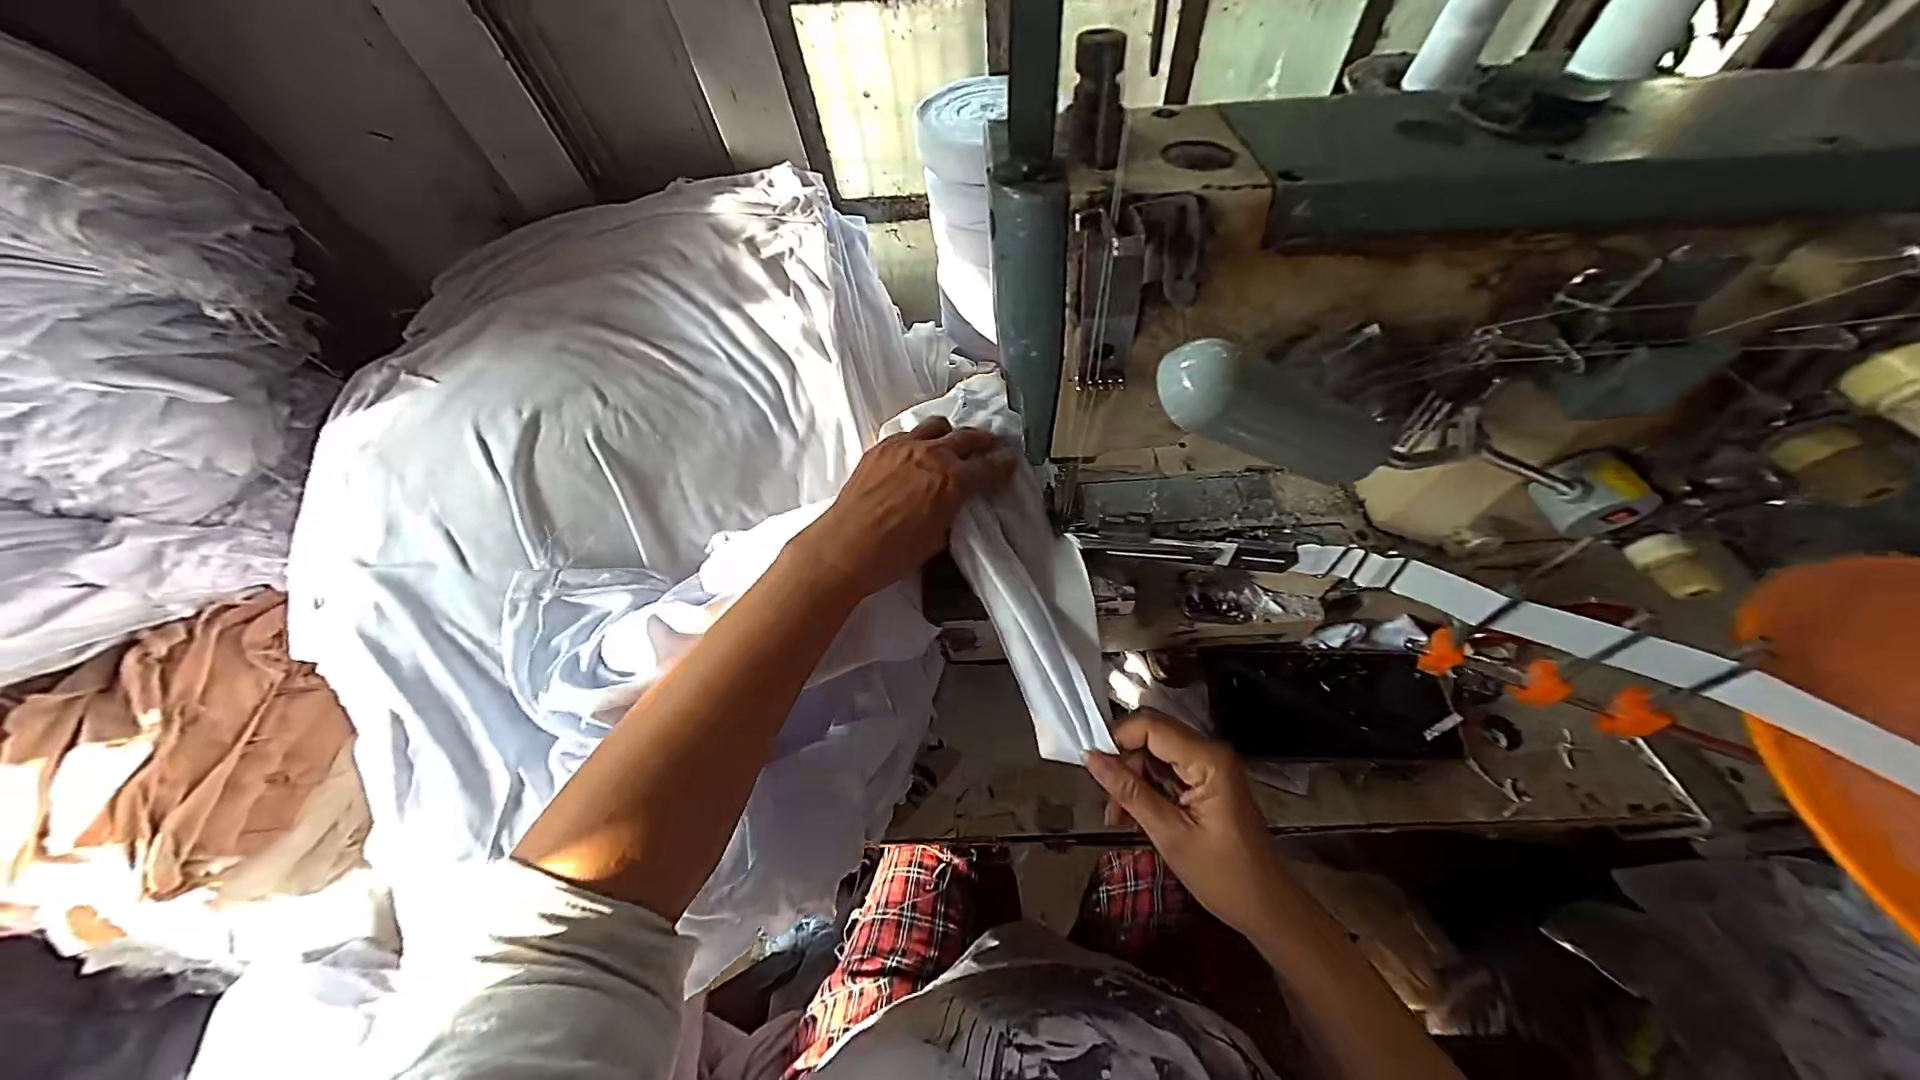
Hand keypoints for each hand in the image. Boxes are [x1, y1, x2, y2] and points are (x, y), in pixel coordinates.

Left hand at [795, 417, 1015, 599]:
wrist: (847, 548)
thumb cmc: (891, 552)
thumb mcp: (938, 537)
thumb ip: (953, 511)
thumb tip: (956, 503)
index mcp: (952, 480)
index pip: (989, 467)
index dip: (1003, 465)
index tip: (1008, 463)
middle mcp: (931, 456)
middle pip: (967, 437)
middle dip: (982, 442)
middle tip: (989, 447)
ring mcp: (904, 447)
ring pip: (937, 426)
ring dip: (950, 434)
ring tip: (953, 443)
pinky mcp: (881, 449)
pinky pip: (908, 433)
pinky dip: (920, 439)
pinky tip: (918, 451)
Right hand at [1084, 710, 1288, 938]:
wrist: (1268, 907)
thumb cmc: (1224, 876)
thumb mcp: (1169, 834)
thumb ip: (1129, 791)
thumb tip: (1091, 758)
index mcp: (1208, 760)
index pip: (1150, 725)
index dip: (1117, 739)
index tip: (1094, 765)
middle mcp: (1211, 752)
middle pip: (1151, 734)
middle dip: (1123, 761)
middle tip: (1107, 798)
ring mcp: (1211, 765)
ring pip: (1155, 751)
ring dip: (1132, 777)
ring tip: (1119, 814)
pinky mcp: (1208, 779)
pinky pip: (1167, 768)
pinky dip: (1147, 786)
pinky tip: (1135, 813)